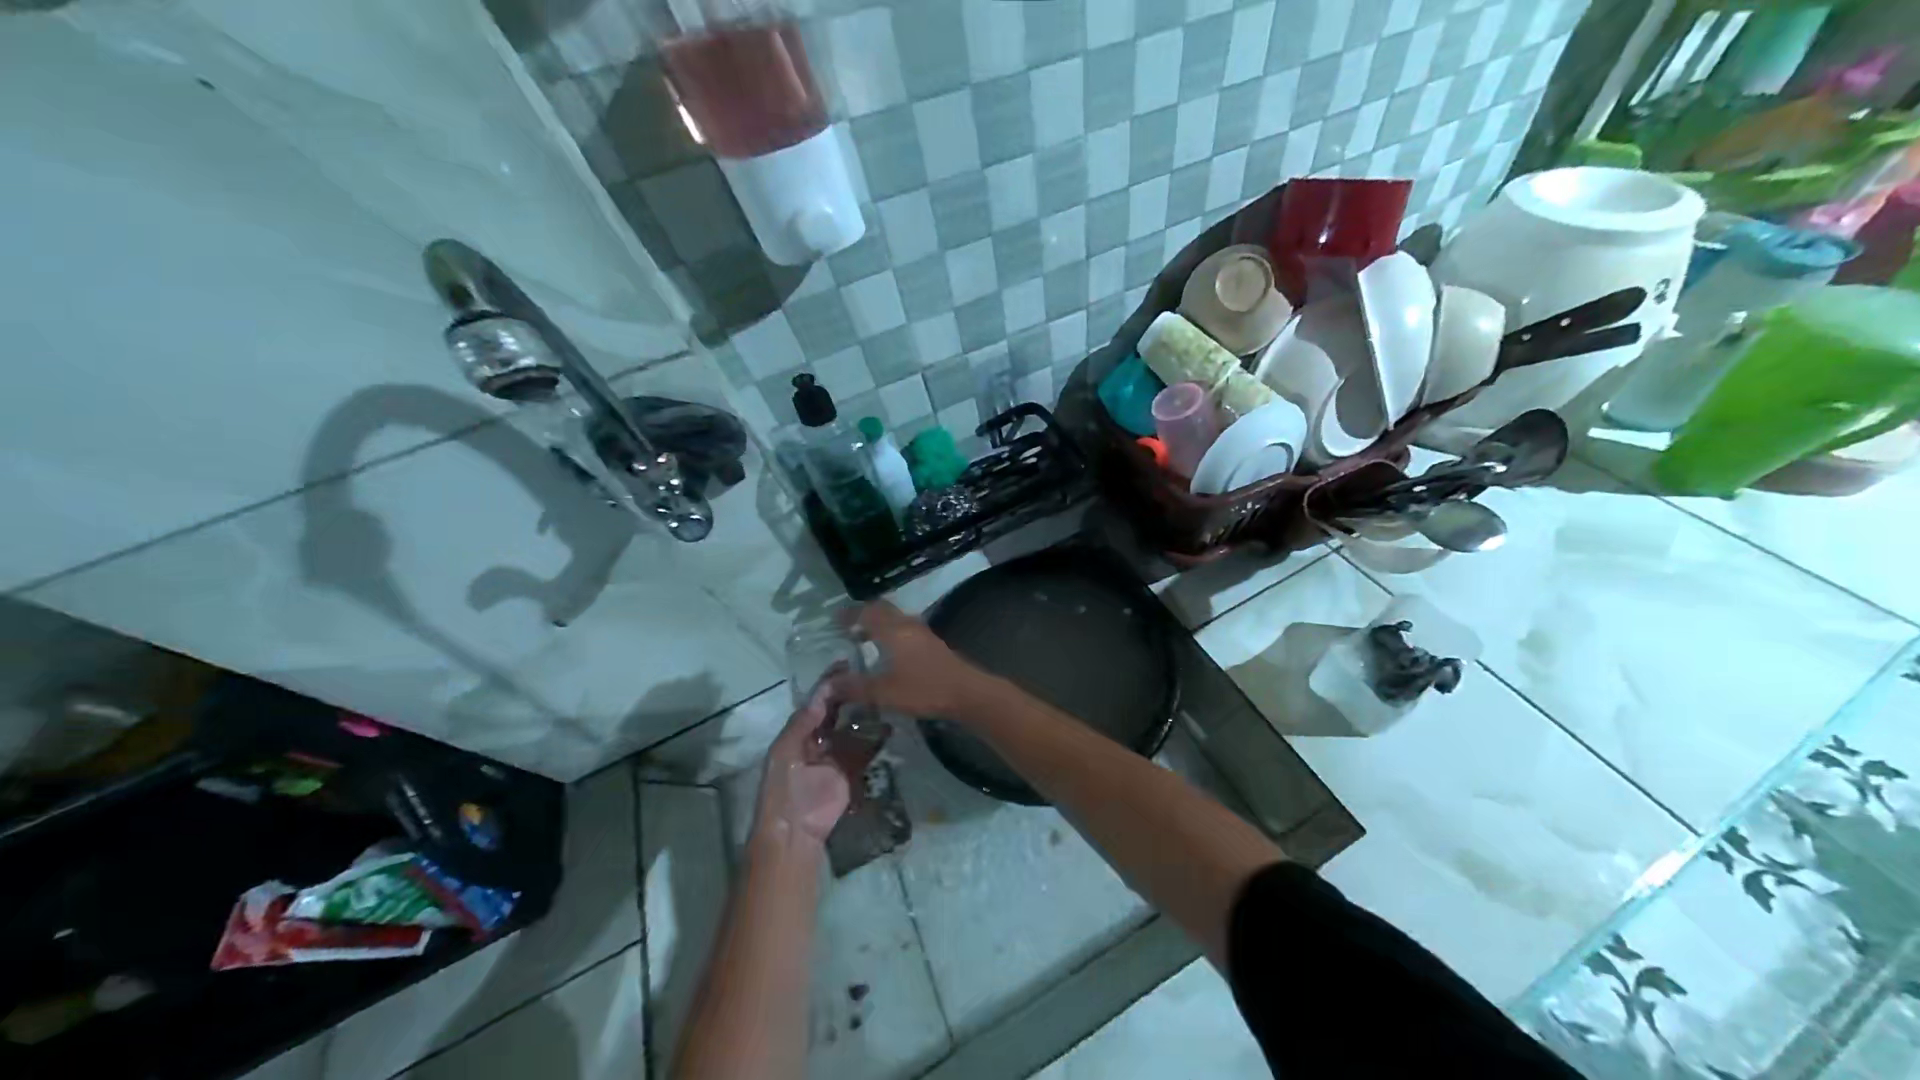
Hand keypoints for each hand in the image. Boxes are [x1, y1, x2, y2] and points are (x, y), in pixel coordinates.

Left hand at [755, 676, 886, 845]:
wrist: (795, 831)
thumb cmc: (783, 790)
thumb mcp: (783, 753)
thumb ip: (800, 725)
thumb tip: (818, 697)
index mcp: (798, 734)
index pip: (815, 704)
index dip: (828, 685)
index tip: (844, 664)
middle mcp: (817, 741)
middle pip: (835, 713)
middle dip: (848, 695)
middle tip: (868, 674)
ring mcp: (836, 756)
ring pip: (852, 728)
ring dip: (864, 714)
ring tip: (882, 695)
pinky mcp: (851, 772)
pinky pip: (865, 750)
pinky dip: (876, 738)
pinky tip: (888, 725)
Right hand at [834, 601, 991, 719]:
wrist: (967, 692)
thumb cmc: (924, 689)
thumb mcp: (884, 692)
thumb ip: (855, 687)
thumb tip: (828, 685)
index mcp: (893, 630)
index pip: (866, 613)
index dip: (849, 614)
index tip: (835, 618)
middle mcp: (907, 625)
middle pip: (883, 610)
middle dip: (864, 614)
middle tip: (848, 626)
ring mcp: (923, 633)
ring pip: (896, 618)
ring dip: (880, 623)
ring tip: (865, 638)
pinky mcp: (933, 644)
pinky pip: (906, 629)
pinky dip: (892, 632)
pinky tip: (889, 651)